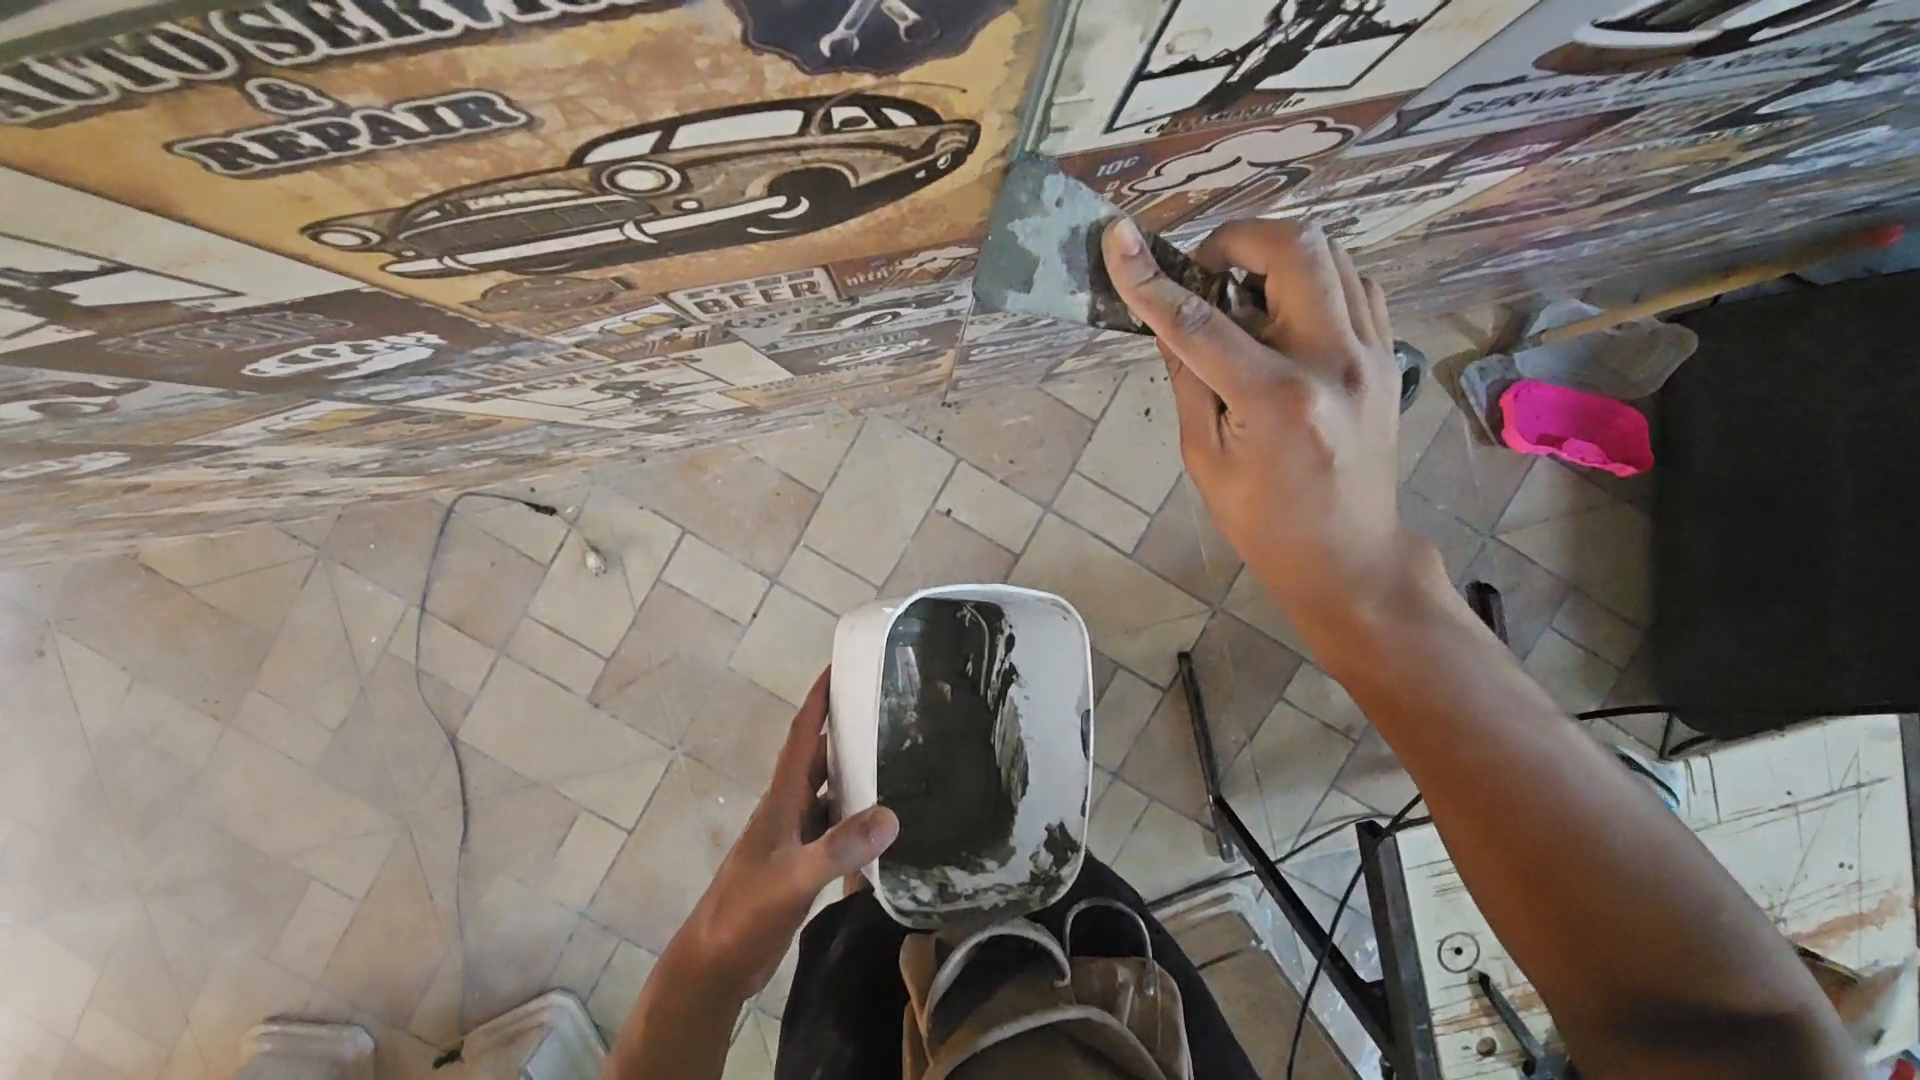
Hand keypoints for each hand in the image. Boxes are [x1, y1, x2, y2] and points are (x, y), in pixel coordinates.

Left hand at [671, 670, 898, 994]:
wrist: (716, 964)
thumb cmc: (745, 912)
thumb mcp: (794, 878)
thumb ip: (839, 848)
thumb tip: (892, 815)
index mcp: (781, 799)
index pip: (803, 734)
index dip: (819, 697)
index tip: (842, 664)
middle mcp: (788, 810)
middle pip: (818, 756)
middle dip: (845, 726)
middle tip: (886, 705)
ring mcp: (793, 838)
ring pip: (829, 792)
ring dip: (855, 771)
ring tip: (897, 755)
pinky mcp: (801, 865)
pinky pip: (835, 828)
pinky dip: (857, 819)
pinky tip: (884, 824)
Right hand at [1100, 217, 1438, 627]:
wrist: (1349, 556)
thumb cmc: (1263, 522)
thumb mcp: (1205, 459)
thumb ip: (1188, 381)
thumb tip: (1170, 320)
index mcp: (1275, 400)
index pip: (1200, 321)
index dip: (1151, 278)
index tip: (1119, 239)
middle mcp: (1334, 362)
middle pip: (1294, 249)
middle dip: (1236, 241)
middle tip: (1206, 272)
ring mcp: (1373, 354)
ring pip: (1333, 254)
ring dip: (1277, 258)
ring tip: (1245, 296)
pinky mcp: (1388, 356)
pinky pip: (1356, 283)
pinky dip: (1315, 280)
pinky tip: (1288, 313)